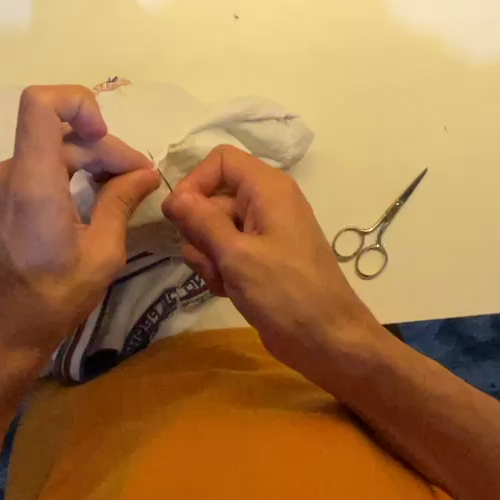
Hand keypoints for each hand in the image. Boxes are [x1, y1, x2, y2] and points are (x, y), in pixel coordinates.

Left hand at [0, 86, 161, 373]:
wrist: (2, 334)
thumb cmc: (53, 299)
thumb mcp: (102, 253)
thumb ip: (121, 202)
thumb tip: (145, 173)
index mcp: (32, 182)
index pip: (41, 103)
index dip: (79, 102)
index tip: (106, 136)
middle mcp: (8, 173)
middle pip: (59, 132)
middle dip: (104, 148)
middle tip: (140, 180)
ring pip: (51, 150)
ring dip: (90, 162)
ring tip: (124, 189)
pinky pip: (39, 169)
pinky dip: (70, 175)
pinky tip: (96, 198)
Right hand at [162, 146, 389, 382]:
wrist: (326, 339)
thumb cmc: (286, 292)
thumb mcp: (237, 255)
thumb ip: (202, 221)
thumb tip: (173, 196)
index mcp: (268, 188)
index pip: (220, 160)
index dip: (194, 182)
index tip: (179, 216)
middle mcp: (266, 202)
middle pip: (211, 199)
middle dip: (199, 231)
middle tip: (211, 262)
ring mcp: (263, 232)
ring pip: (213, 229)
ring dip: (207, 256)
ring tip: (224, 281)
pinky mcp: (260, 259)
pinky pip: (225, 252)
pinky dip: (220, 270)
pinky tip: (228, 291)